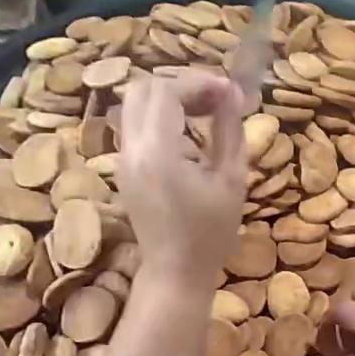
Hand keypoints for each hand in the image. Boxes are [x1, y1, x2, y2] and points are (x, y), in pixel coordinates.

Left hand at [117, 71, 248, 288]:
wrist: (175, 272)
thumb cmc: (210, 233)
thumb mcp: (230, 180)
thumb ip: (229, 130)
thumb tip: (232, 92)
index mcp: (157, 153)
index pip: (167, 92)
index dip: (199, 83)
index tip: (230, 93)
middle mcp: (131, 151)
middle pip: (142, 89)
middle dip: (180, 85)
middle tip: (214, 99)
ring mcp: (122, 160)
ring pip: (133, 105)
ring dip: (167, 99)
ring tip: (203, 113)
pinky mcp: (123, 169)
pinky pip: (134, 126)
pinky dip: (158, 117)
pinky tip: (187, 133)